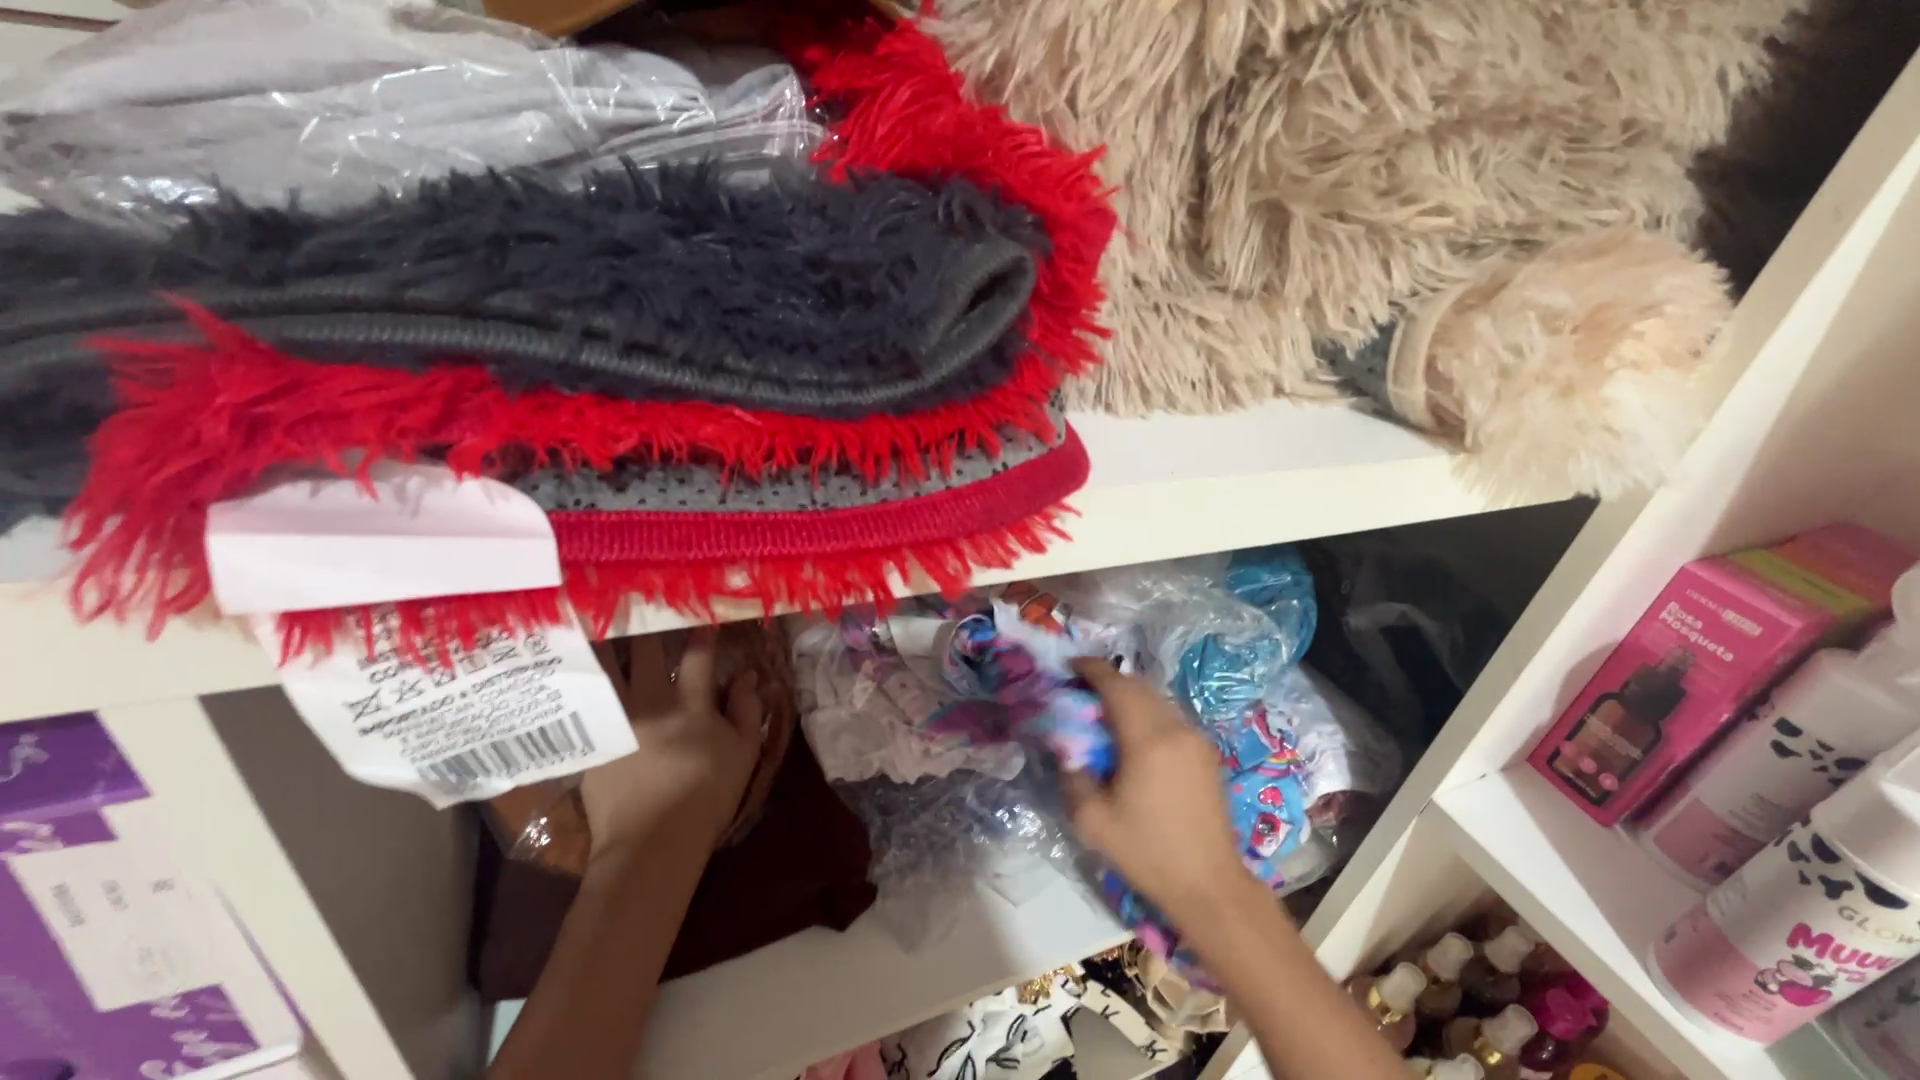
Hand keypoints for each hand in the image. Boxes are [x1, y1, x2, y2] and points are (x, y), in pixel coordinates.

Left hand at [581, 628, 763, 861]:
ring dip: (606, 642)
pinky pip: (587, 698)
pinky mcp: (593, 738)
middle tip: (642, 604)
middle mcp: (650, 701)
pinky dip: (585, 679)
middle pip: (645, 649)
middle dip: (646, 624)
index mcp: (691, 704)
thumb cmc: (706, 798)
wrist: (651, 842)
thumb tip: (748, 675)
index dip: (701, 630)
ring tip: (598, 620)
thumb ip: (748, 711)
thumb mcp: (744, 755)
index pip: (697, 654)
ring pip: (606, 666)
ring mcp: (616, 718)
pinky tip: (578, 667)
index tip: (702, 613)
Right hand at [1063, 657, 1260, 923]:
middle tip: (1080, 690)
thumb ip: (1073, 775)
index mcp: (1147, 741)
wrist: (1208, 883)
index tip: (1069, 667)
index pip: (1116, 686)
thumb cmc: (1147, 852)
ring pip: (1157, 699)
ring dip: (1129, 696)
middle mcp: (1176, 729)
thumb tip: (1068, 748)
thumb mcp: (1092, 820)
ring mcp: (1196, 739)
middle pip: (1139, 685)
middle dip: (1108, 680)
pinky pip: (1171, 717)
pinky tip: (1132, 735)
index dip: (1091, 670)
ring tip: (1103, 712)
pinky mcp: (1206, 753)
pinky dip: (1147, 713)